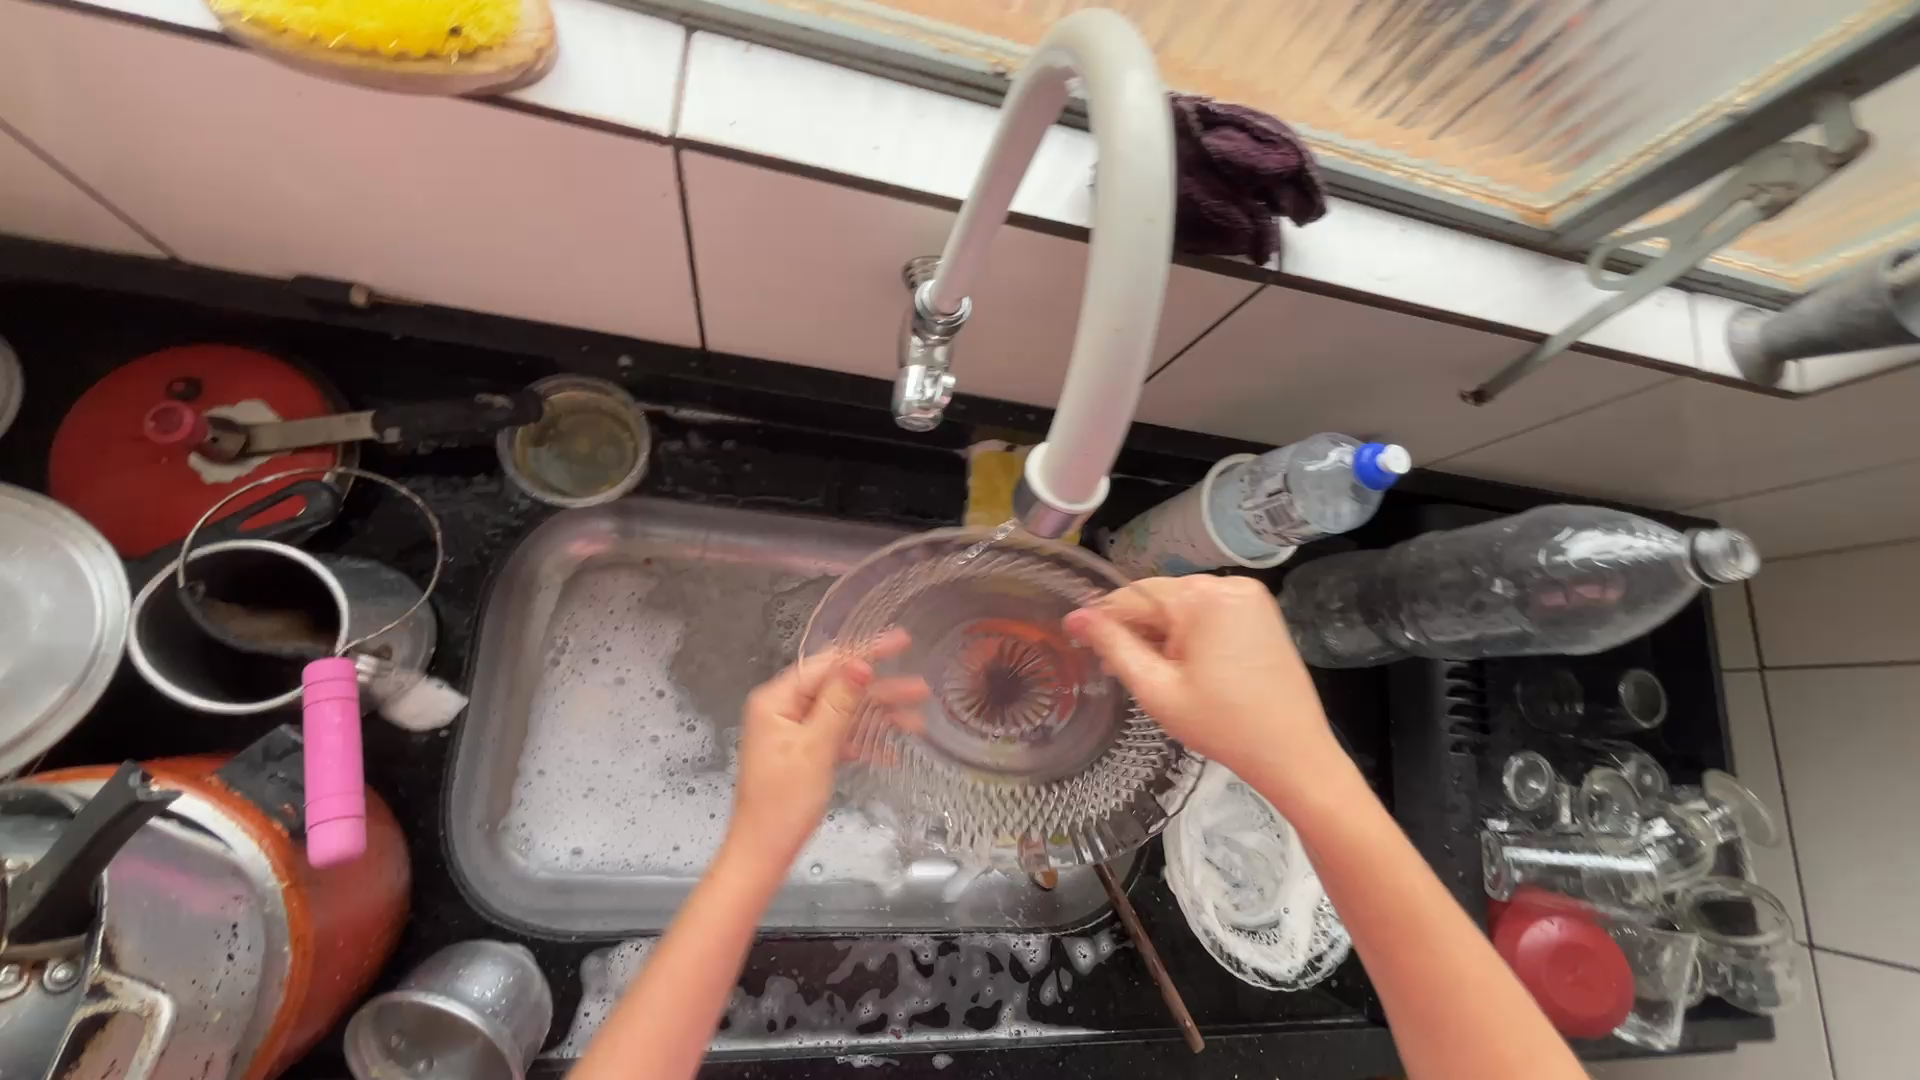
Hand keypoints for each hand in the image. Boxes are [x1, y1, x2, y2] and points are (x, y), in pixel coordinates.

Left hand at [727, 629, 927, 871]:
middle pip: (840, 687)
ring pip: (845, 713)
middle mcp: (785, 710)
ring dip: (879, 716)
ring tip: (918, 719)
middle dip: (881, 689)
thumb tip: (860, 664)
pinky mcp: (806, 753)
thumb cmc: (781, 803)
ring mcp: (795, 732)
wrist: (763, 854)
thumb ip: (838, 703)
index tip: (899, 642)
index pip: (827, 664)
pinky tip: (892, 748)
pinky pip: (841, 736)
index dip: (866, 651)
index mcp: (777, 700)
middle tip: (919, 686)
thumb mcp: (815, 748)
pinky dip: (865, 740)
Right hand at [1062, 576, 1338, 788]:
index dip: (1101, 617)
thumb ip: (1113, 646)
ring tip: (1148, 671)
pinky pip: (1207, 611)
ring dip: (1159, 631)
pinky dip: (1188, 631)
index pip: (1132, 595)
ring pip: (1181, 604)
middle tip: (1114, 668)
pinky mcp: (1260, 611)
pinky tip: (1180, 664)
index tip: (1074, 637)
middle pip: (1158, 597)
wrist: (1294, 754)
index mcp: (1201, 598)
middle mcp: (1227, 584)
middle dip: (1134, 628)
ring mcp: (1248, 595)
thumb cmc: (1221, 726)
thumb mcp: (1157, 689)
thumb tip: (1075, 617)